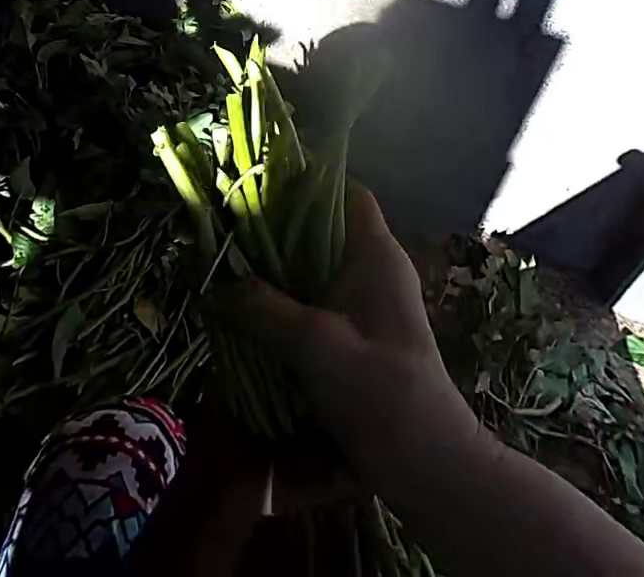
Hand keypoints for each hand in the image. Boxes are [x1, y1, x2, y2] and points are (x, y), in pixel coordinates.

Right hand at [230, 188, 485, 488]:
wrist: (426, 459)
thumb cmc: (378, 389)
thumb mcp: (313, 344)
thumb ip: (263, 309)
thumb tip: (217, 288)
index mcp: (376, 253)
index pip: (349, 194)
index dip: (311, 183)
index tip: (266, 188)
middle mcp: (377, 267)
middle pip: (329, 227)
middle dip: (284, 228)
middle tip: (237, 230)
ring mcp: (372, 299)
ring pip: (323, 264)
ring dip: (285, 266)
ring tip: (238, 264)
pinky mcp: (364, 328)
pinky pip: (324, 295)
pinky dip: (294, 294)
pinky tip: (260, 308)